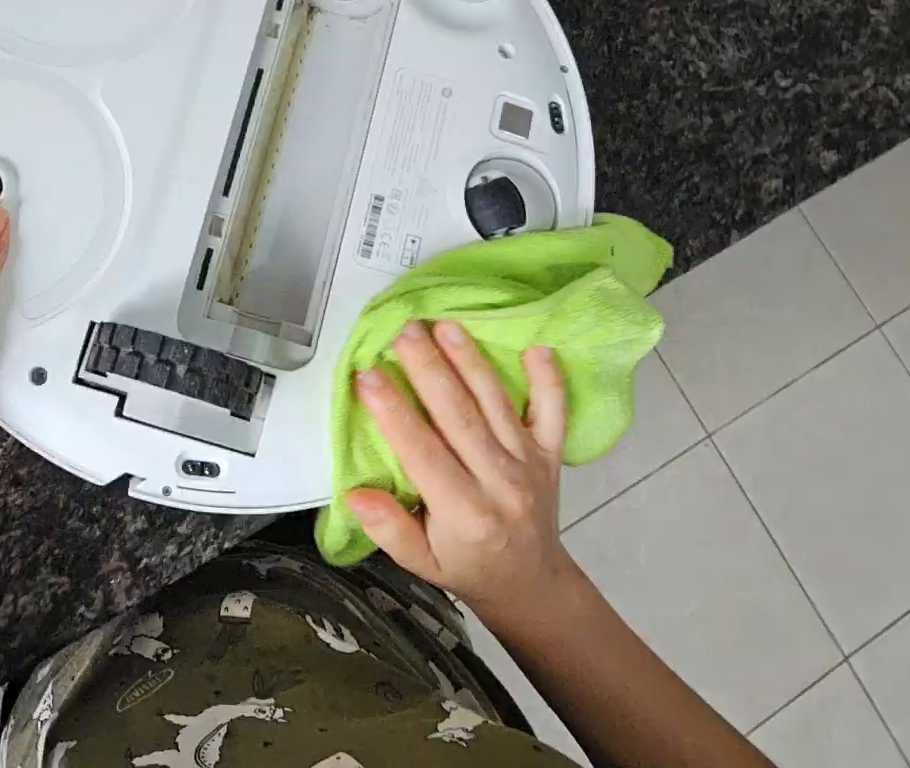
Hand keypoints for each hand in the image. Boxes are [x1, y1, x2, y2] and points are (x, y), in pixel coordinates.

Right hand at [344, 320, 578, 633]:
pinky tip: (537, 347)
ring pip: (496, 404)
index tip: (367, 375)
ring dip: (470, 361)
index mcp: (464, 513)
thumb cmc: (465, 566)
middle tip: (403, 331)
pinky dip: (550, 379)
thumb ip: (389, 530)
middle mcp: (500, 483)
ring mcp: (529, 464)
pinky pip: (553, 411)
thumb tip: (355, 493)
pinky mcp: (551, 453)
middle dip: (428, 369)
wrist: (532, 583)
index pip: (422, 451)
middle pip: (459, 416)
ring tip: (444, 325)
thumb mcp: (420, 565)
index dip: (393, 412)